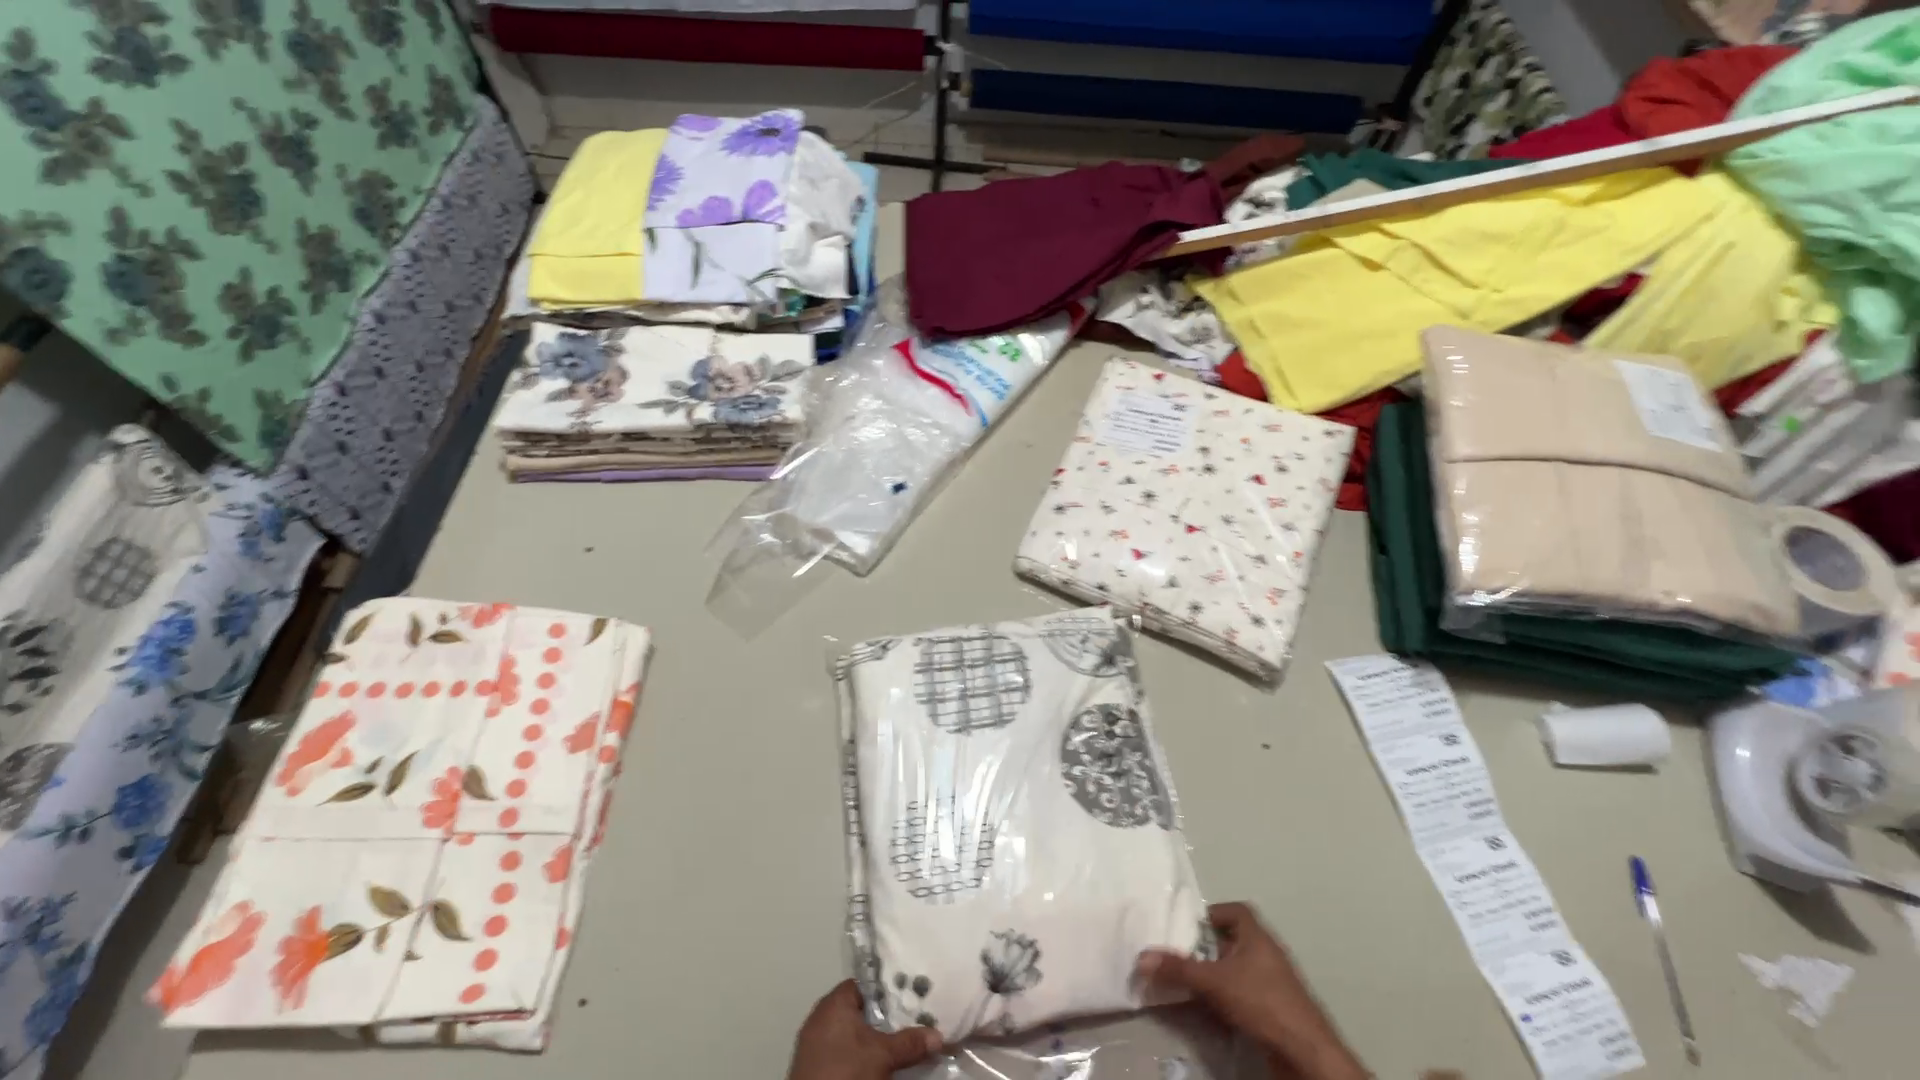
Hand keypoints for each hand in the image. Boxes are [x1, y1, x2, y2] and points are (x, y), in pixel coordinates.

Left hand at [787, 979, 942, 1079]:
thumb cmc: (845, 1071)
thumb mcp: (883, 1056)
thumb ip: (909, 1042)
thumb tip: (937, 1036)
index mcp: (833, 1004)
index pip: (864, 984)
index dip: (887, 988)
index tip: (910, 996)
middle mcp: (821, 1018)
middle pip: (860, 1009)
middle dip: (885, 1016)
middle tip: (911, 1019)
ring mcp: (816, 1043)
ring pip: (852, 1032)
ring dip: (874, 1038)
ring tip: (900, 1041)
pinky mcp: (816, 1065)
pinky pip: (843, 1049)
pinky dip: (861, 1052)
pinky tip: (879, 1061)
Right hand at [1137, 902, 1368, 1079]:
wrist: (1305, 1053)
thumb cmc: (1262, 1003)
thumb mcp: (1214, 982)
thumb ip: (1178, 969)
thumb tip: (1141, 956)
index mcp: (1258, 937)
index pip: (1236, 911)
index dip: (1212, 914)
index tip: (1189, 927)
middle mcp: (1267, 955)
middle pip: (1233, 941)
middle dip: (1206, 948)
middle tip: (1179, 956)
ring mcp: (1273, 984)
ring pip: (1237, 970)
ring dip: (1215, 976)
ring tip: (1189, 984)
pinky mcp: (1274, 1010)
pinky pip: (1244, 994)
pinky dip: (1226, 999)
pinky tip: (1210, 1013)